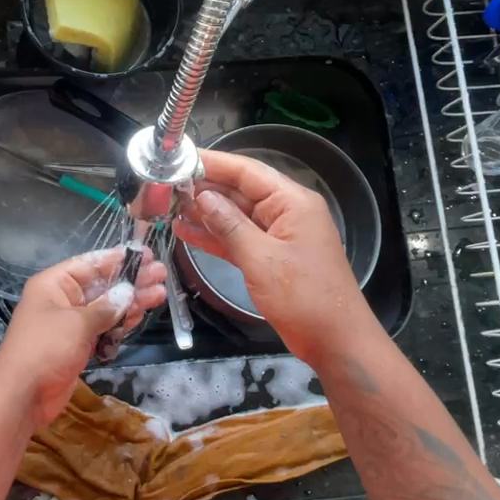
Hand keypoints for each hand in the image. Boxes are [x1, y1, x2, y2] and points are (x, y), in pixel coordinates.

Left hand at [0, 247, 166, 429]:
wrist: (22, 395)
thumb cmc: (45, 349)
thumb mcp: (77, 323)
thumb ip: (106, 307)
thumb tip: (128, 292)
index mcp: (53, 284)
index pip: (89, 264)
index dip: (118, 258)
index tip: (146, 254)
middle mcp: (61, 299)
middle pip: (101, 285)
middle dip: (130, 280)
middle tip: (161, 274)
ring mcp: (69, 324)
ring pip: (105, 307)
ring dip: (131, 302)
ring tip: (160, 294)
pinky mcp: (76, 345)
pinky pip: (102, 328)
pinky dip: (120, 324)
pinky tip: (140, 316)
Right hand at [172, 149, 371, 360]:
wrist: (335, 341)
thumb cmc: (304, 297)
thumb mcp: (261, 258)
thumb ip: (229, 225)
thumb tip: (202, 196)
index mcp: (292, 202)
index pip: (247, 171)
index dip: (212, 162)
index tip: (179, 157)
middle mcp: (285, 212)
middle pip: (239, 191)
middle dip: (204, 188)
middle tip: (165, 184)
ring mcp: (278, 236)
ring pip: (235, 216)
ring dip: (204, 213)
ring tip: (168, 206)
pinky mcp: (270, 258)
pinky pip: (237, 239)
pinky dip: (214, 237)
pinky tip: (185, 232)